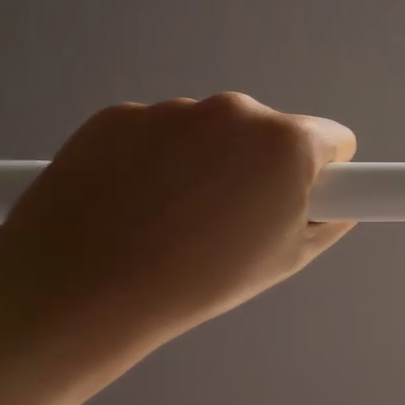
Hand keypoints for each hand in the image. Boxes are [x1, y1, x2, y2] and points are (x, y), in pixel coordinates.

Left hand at [0, 93, 357, 358]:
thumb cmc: (197, 280)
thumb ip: (328, 220)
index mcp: (288, 141)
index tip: (295, 202)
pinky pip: (155, 133)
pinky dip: (151, 159)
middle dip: (259, 166)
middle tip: (228, 221)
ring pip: (210, 132)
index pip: (334, 139)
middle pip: (270, 131)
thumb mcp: (288, 259)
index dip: (323, 174)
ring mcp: (173, 109)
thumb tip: (334, 205)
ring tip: (169, 218)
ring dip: (204, 161)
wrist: (70, 295)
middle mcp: (237, 110)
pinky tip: (130, 203)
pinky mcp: (117, 117)